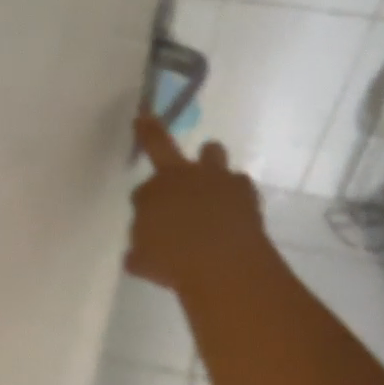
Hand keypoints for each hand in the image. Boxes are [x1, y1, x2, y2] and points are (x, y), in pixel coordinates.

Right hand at [126, 116, 273, 290]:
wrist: (224, 264)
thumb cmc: (174, 262)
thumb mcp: (143, 262)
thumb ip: (139, 250)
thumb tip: (139, 250)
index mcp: (154, 192)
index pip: (141, 190)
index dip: (142, 201)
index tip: (145, 214)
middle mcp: (183, 176)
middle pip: (161, 145)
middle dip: (151, 131)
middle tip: (146, 121)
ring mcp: (216, 178)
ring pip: (211, 152)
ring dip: (207, 160)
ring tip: (209, 179)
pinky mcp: (245, 190)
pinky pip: (238, 184)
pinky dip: (234, 195)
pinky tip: (233, 213)